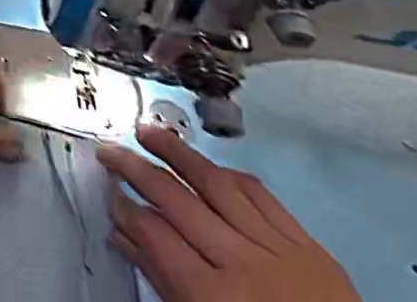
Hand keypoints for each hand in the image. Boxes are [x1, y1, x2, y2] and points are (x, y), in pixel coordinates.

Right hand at [99, 126, 360, 301]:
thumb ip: (167, 286)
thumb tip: (127, 240)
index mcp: (216, 300)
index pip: (155, 236)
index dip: (125, 210)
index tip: (109, 194)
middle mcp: (243, 265)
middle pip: (177, 200)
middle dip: (136, 169)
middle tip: (110, 150)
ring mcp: (278, 250)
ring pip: (216, 184)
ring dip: (177, 153)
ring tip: (149, 131)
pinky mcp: (307, 244)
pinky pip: (261, 195)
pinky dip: (229, 175)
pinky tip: (208, 164)